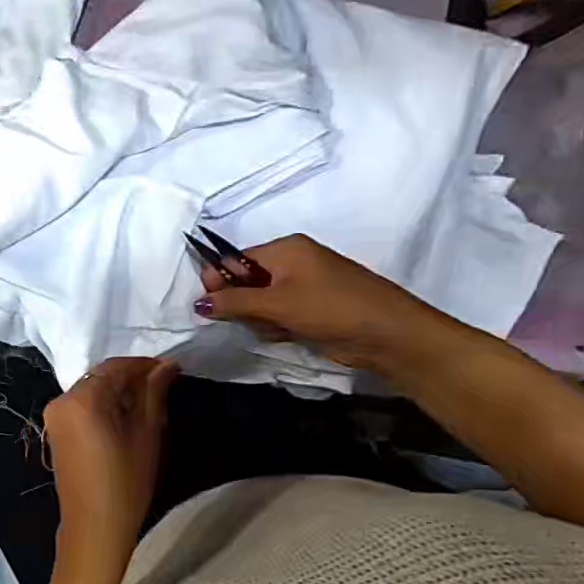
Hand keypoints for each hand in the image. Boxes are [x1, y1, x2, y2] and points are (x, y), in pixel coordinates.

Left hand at [44, 357, 179, 547]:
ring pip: (91, 390)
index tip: (172, 369)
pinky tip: (125, 416)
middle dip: (131, 378)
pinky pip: (81, 406)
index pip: (115, 367)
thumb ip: (154, 393)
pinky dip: (103, 405)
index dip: (145, 365)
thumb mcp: (147, 433)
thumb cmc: (126, 481)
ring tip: (149, 402)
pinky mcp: (55, 431)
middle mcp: (61, 401)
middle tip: (163, 386)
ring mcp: (54, 416)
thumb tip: (167, 365)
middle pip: (100, 377)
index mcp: (81, 399)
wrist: (94, 524)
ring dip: (118, 391)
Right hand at [194, 233, 460, 369]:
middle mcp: (292, 263)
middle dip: (244, 305)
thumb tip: (198, 302)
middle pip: (245, 283)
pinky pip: (275, 315)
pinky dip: (275, 327)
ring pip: (258, 304)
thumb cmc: (330, 307)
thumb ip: (234, 302)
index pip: (235, 260)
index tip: (210, 304)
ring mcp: (301, 287)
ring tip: (278, 328)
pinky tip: (288, 334)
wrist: (386, 334)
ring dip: (260, 320)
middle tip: (256, 318)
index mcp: (285, 248)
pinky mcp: (308, 309)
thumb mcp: (276, 304)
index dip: (219, 281)